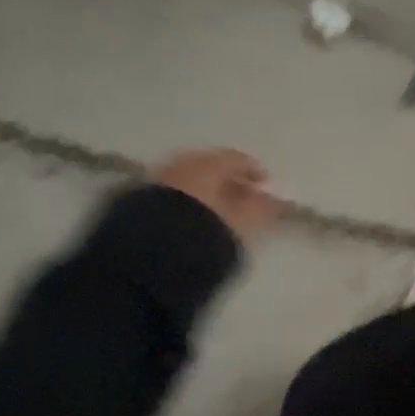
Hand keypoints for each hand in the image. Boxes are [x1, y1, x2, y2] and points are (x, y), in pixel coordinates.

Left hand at [149, 148, 284, 243]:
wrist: (152, 256)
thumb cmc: (207, 233)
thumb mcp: (242, 224)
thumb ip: (262, 210)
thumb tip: (277, 203)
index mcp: (204, 164)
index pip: (234, 159)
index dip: (253, 170)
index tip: (265, 184)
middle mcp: (177, 165)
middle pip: (208, 167)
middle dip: (227, 181)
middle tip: (243, 198)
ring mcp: (154, 182)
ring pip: (188, 182)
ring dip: (205, 193)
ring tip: (219, 214)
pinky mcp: (137, 203)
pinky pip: (171, 197)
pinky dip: (187, 204)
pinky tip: (194, 221)